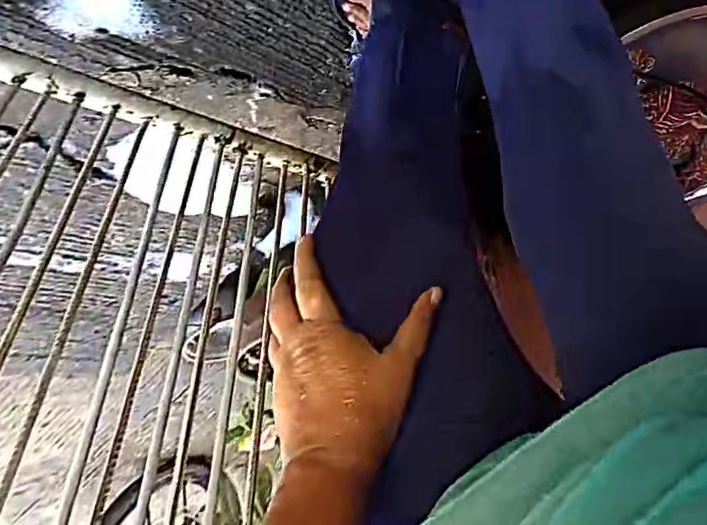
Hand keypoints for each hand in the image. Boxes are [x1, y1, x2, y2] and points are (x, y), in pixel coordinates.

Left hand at [268, 236, 440, 482]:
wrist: (330, 465)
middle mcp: (297, 344)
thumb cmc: (366, 415)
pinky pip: (273, 354)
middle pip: (281, 302)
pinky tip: (288, 346)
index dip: (306, 259)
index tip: (305, 241)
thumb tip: (433, 294)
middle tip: (289, 267)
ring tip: (285, 301)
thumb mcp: (400, 367)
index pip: (310, 284)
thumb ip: (417, 327)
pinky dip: (278, 339)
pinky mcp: (279, 392)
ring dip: (277, 309)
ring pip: (273, 328)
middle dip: (283, 281)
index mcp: (323, 331)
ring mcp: (284, 369)